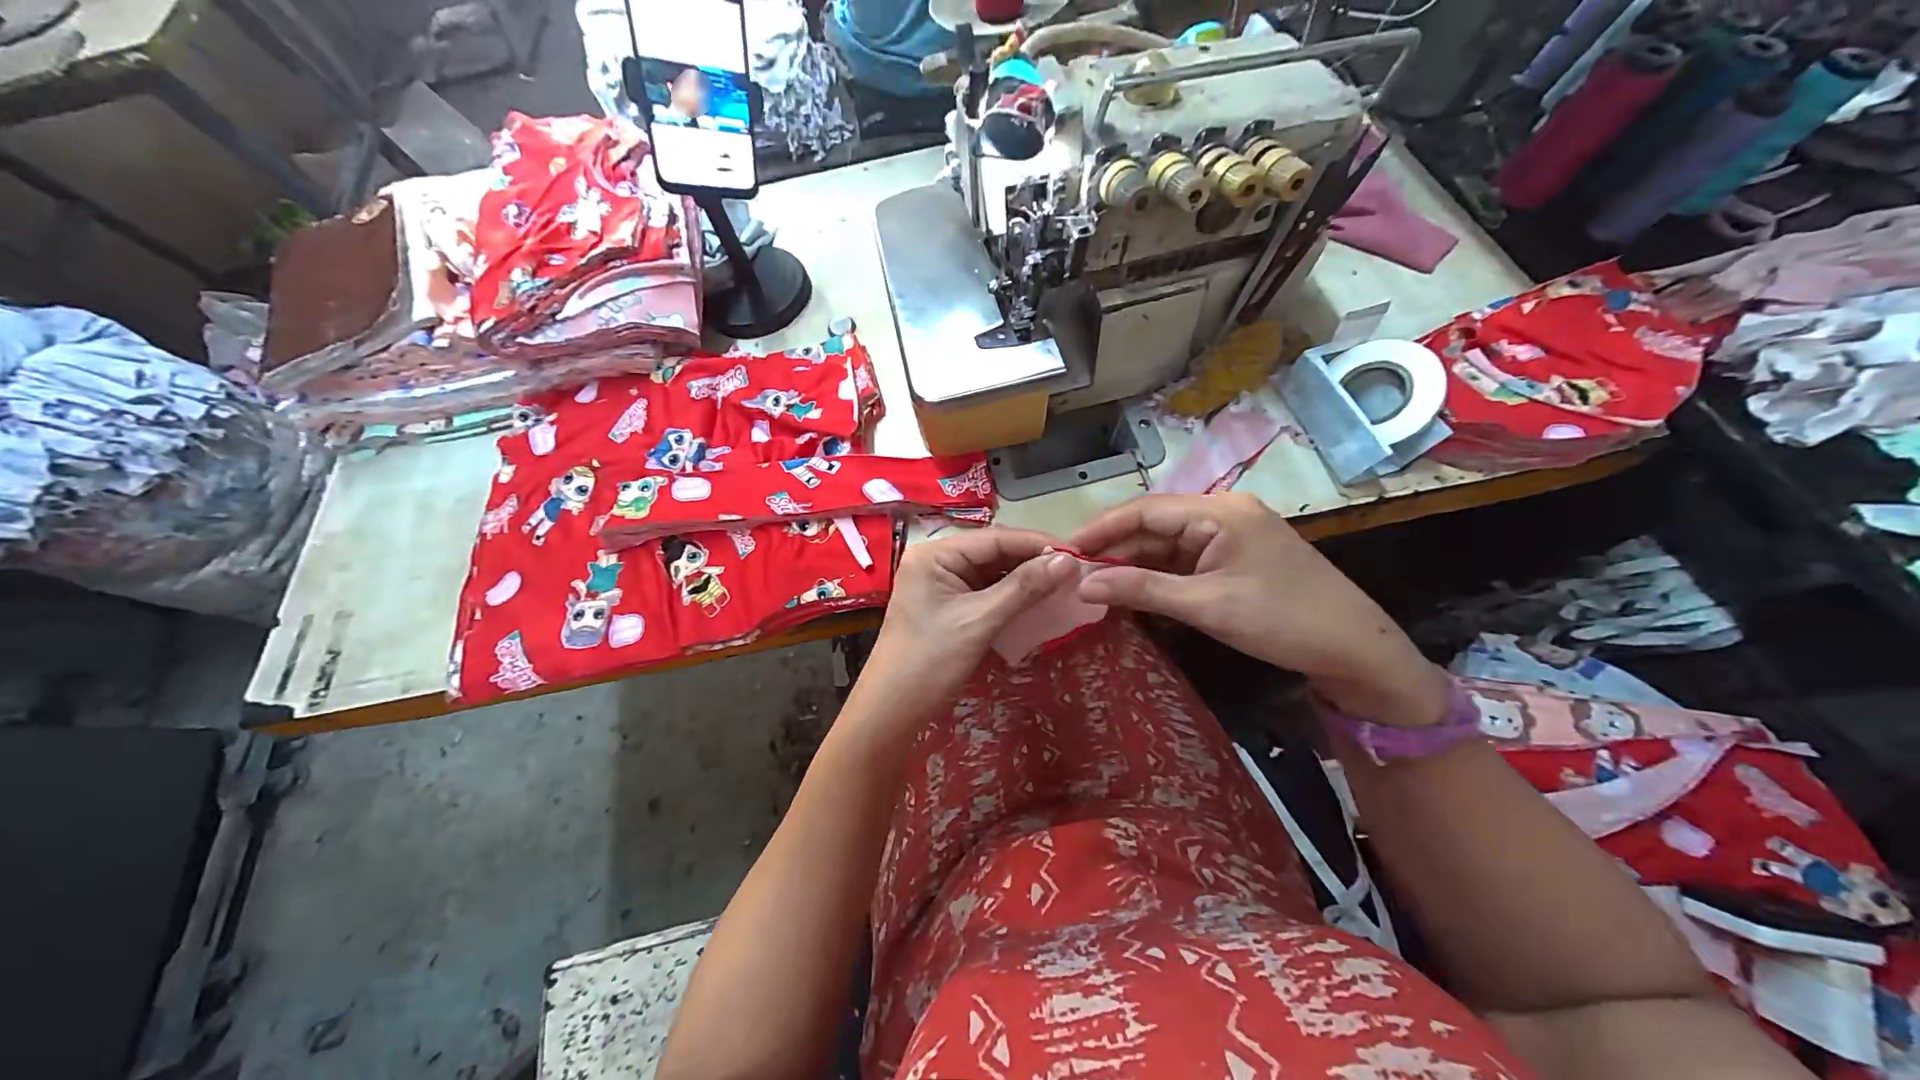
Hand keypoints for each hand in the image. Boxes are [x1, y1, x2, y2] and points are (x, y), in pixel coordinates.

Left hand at [850, 528, 1076, 740]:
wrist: (893, 710)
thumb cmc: (931, 660)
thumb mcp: (980, 620)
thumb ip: (1024, 588)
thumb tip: (1068, 561)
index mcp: (935, 553)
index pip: (996, 537)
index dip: (1038, 543)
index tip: (1079, 553)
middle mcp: (937, 560)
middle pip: (995, 551)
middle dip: (1034, 560)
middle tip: (1077, 570)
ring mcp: (942, 584)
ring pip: (994, 572)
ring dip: (1027, 578)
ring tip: (1065, 583)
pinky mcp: (950, 606)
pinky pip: (987, 591)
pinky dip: (1013, 595)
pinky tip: (1040, 599)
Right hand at [1069, 494, 1448, 727]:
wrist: (1356, 649)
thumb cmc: (1282, 619)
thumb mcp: (1207, 605)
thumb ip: (1142, 589)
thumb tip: (1082, 584)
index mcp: (1219, 511)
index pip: (1144, 510)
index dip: (1100, 529)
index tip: (1063, 551)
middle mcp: (1222, 513)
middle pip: (1153, 526)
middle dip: (1114, 551)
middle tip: (1072, 577)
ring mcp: (1230, 537)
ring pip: (1166, 546)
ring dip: (1133, 566)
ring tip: (1092, 587)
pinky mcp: (1235, 560)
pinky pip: (1184, 562)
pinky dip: (1157, 578)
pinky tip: (1131, 593)